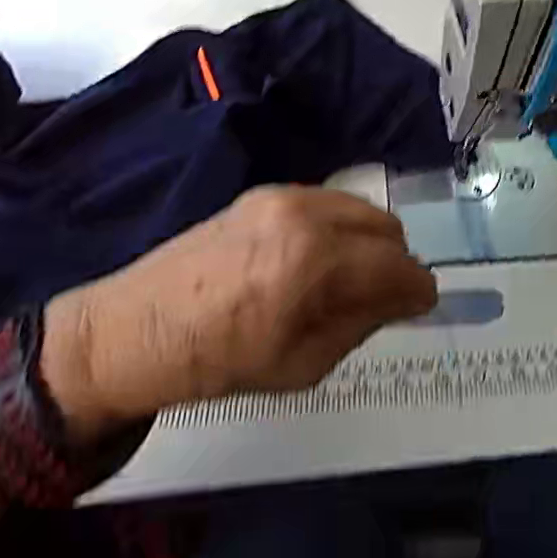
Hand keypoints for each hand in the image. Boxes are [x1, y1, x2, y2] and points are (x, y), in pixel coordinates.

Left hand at [42, 186, 436, 438]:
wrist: (137, 328)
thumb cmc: (217, 361)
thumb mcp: (302, 363)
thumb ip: (362, 321)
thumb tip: (402, 297)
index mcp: (314, 257)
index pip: (397, 265)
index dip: (418, 290)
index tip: (419, 307)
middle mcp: (301, 211)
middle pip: (383, 225)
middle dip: (393, 262)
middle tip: (381, 301)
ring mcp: (275, 195)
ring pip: (354, 207)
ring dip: (365, 242)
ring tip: (344, 284)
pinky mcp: (255, 194)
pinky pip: (320, 202)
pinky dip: (335, 228)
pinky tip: (312, 263)